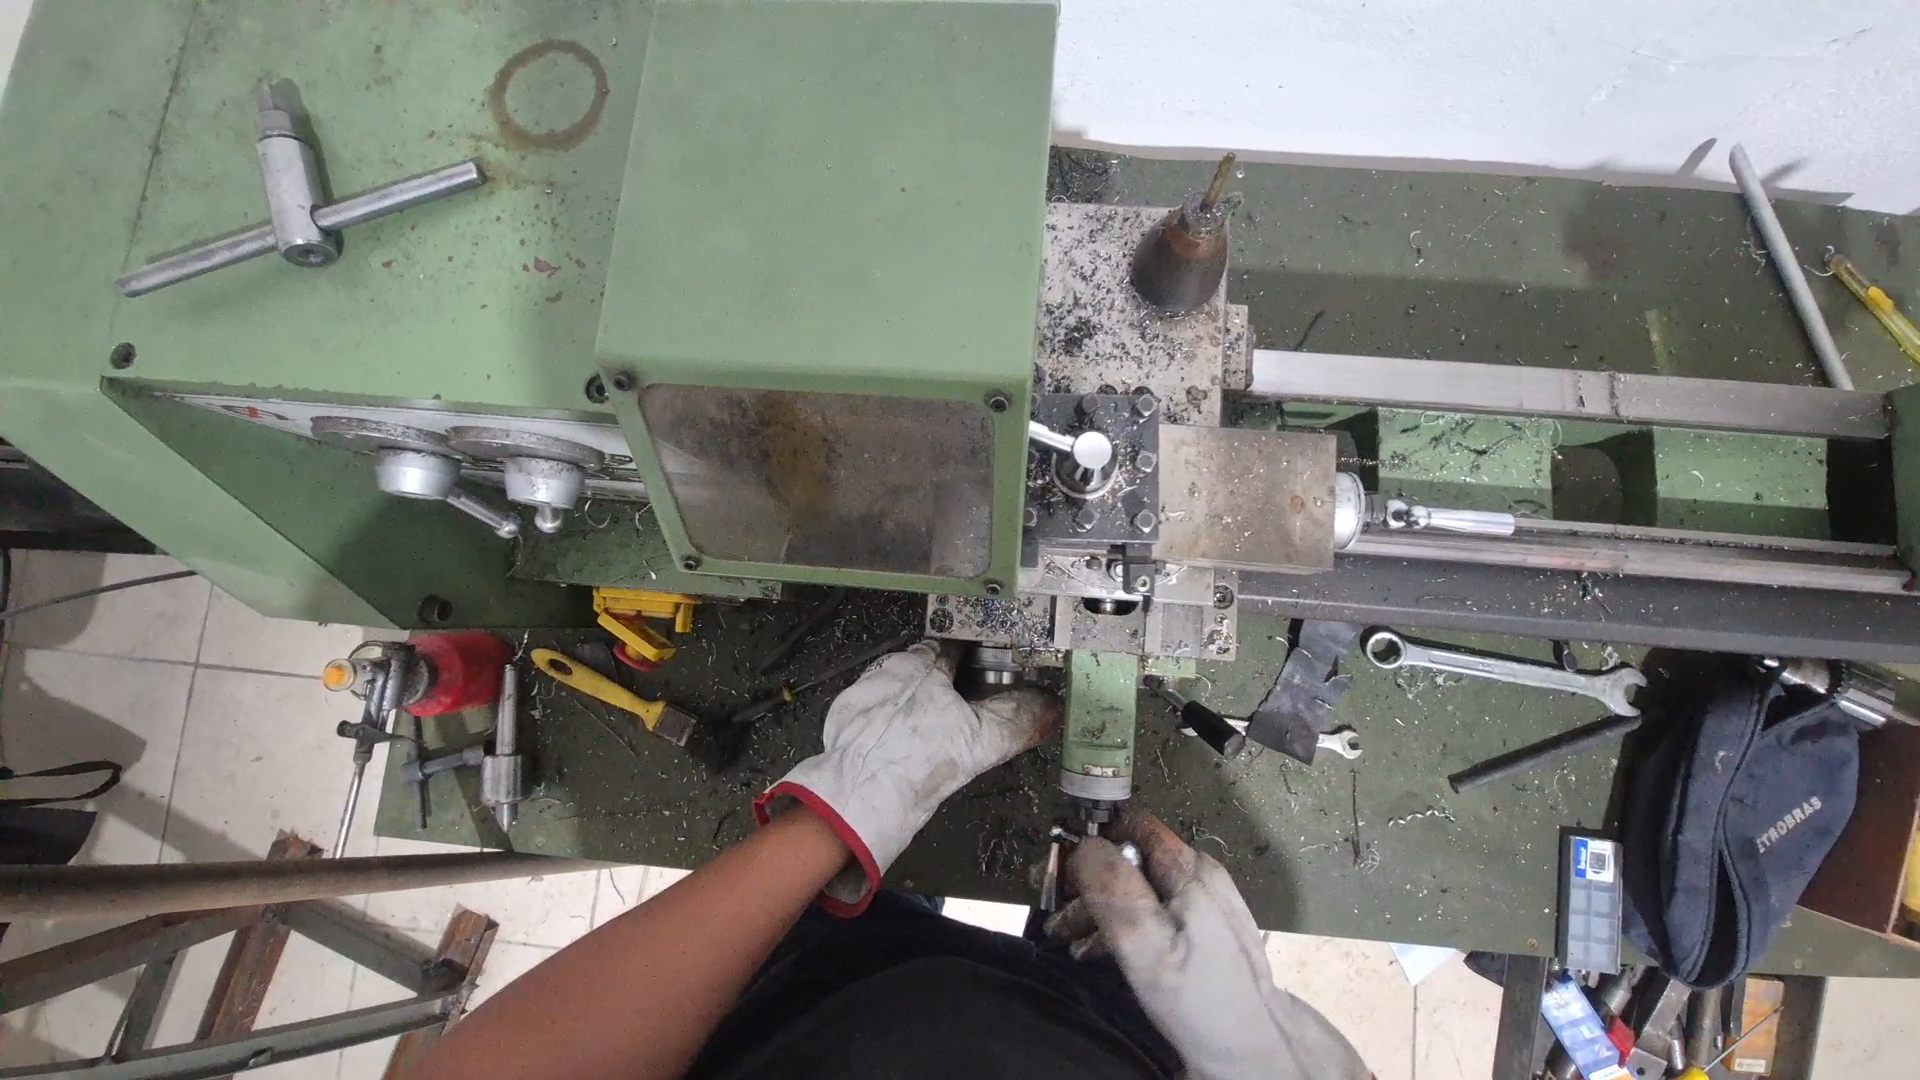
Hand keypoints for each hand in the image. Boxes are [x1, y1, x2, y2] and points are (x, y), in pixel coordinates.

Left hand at [755, 642, 1059, 915]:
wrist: (862, 795)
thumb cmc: (918, 762)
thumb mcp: (982, 741)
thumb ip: (1019, 720)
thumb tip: (1049, 708)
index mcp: (924, 663)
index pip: (953, 646)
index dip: (972, 658)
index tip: (981, 669)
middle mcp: (890, 667)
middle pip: (922, 663)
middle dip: (939, 680)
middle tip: (955, 705)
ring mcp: (863, 690)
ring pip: (894, 684)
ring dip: (909, 699)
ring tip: (925, 727)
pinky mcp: (843, 714)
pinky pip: (869, 709)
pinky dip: (883, 721)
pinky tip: (896, 742)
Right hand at [1048, 809, 1372, 1079]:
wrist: (1257, 1055)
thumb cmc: (1201, 1000)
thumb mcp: (1147, 944)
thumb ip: (1114, 889)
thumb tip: (1085, 845)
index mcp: (1189, 869)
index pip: (1132, 825)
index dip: (1093, 839)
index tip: (1062, 866)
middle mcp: (1198, 876)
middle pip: (1131, 858)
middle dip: (1088, 880)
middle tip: (1055, 904)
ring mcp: (1202, 903)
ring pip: (1138, 888)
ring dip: (1098, 906)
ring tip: (1066, 934)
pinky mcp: (1201, 930)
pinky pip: (1152, 912)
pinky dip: (1121, 923)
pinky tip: (1097, 948)